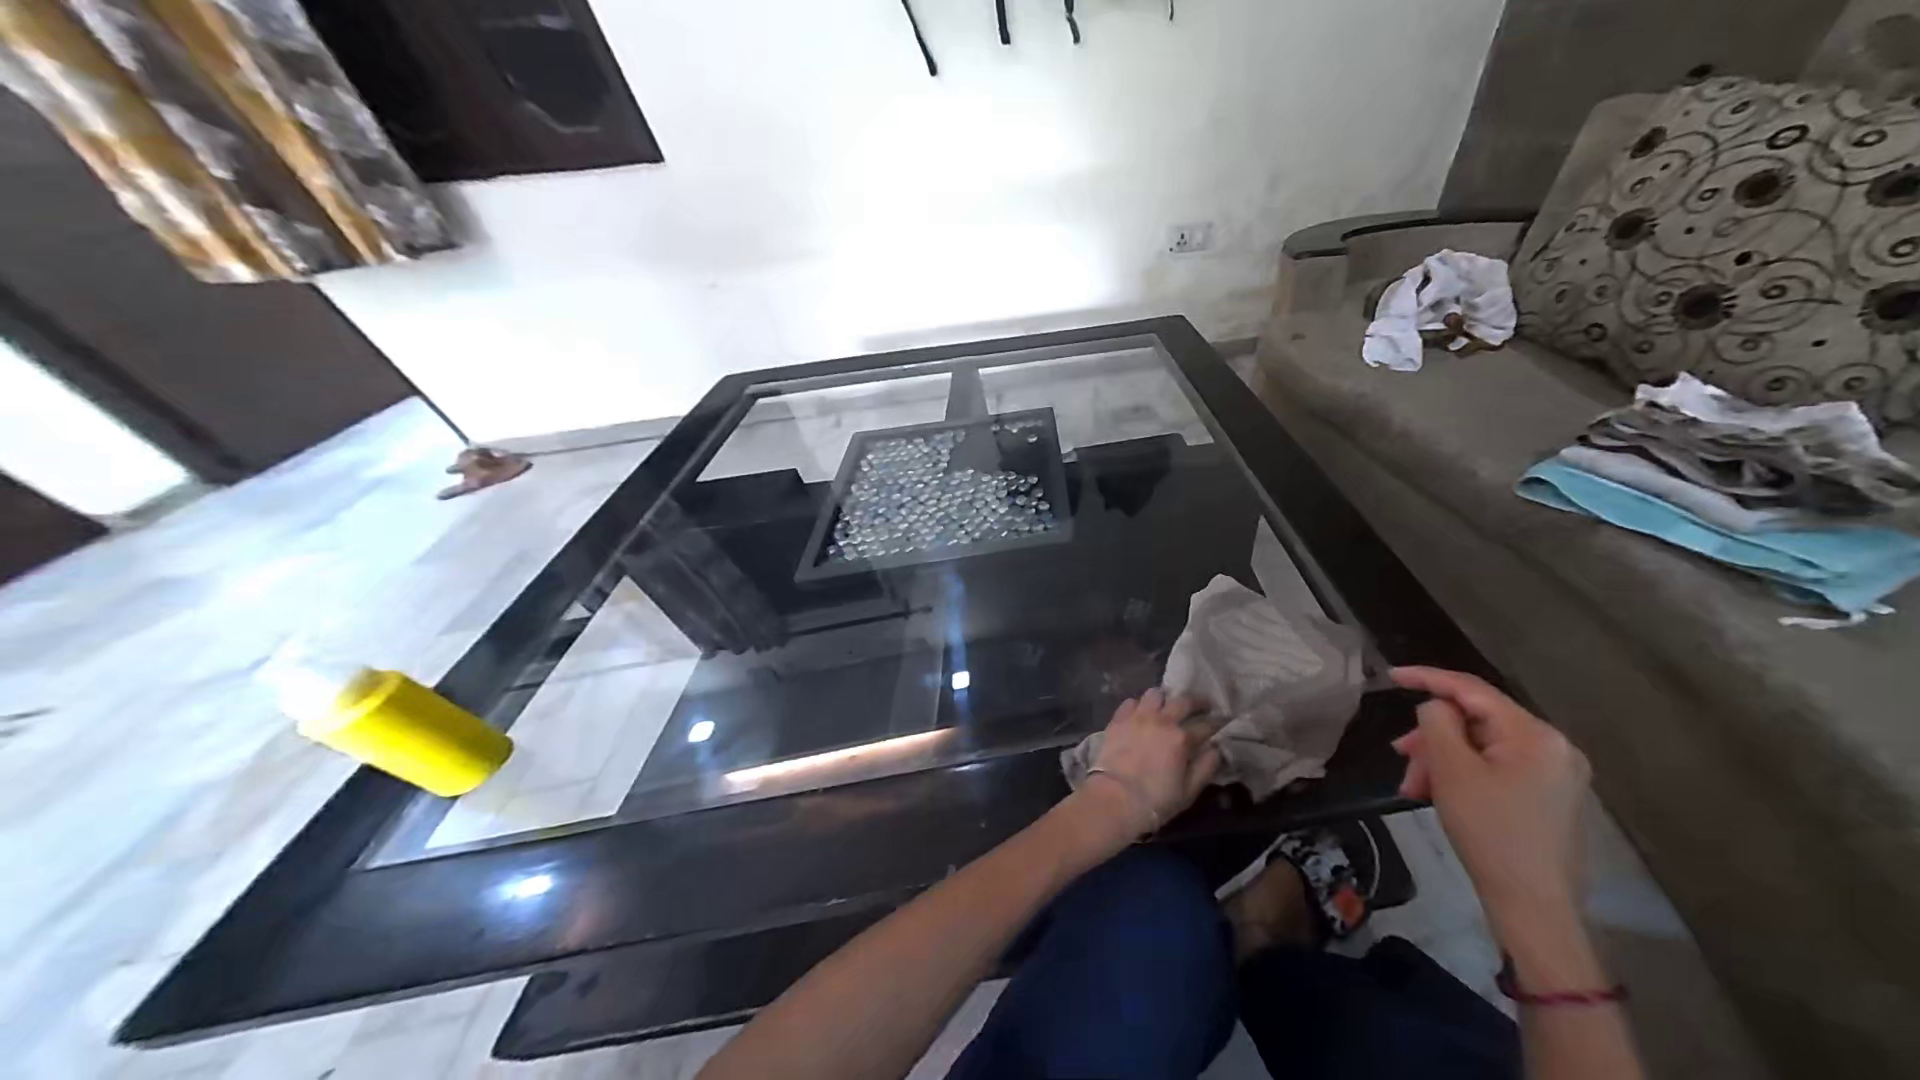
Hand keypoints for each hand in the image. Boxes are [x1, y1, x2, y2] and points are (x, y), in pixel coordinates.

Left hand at [1085, 689, 1221, 838]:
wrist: (1115, 798)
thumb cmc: (1156, 800)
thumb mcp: (1189, 790)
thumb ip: (1206, 767)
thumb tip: (1216, 749)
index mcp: (1182, 738)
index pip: (1206, 724)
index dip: (1217, 722)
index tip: (1222, 720)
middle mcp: (1161, 721)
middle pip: (1183, 700)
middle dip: (1197, 701)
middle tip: (1202, 705)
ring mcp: (1137, 717)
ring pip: (1154, 694)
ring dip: (1164, 698)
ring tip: (1166, 706)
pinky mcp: (1118, 720)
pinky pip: (1130, 702)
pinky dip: (1139, 705)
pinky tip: (1140, 713)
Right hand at [1390, 667, 1590, 934]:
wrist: (1533, 904)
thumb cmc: (1489, 830)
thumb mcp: (1452, 770)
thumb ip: (1437, 723)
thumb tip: (1435, 707)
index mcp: (1535, 735)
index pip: (1472, 690)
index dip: (1428, 677)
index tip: (1390, 675)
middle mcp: (1553, 746)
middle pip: (1474, 722)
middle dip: (1432, 738)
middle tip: (1401, 757)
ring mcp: (1555, 773)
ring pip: (1480, 747)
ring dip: (1441, 760)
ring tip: (1414, 787)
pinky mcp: (1548, 795)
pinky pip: (1493, 768)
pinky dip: (1460, 775)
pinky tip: (1437, 795)